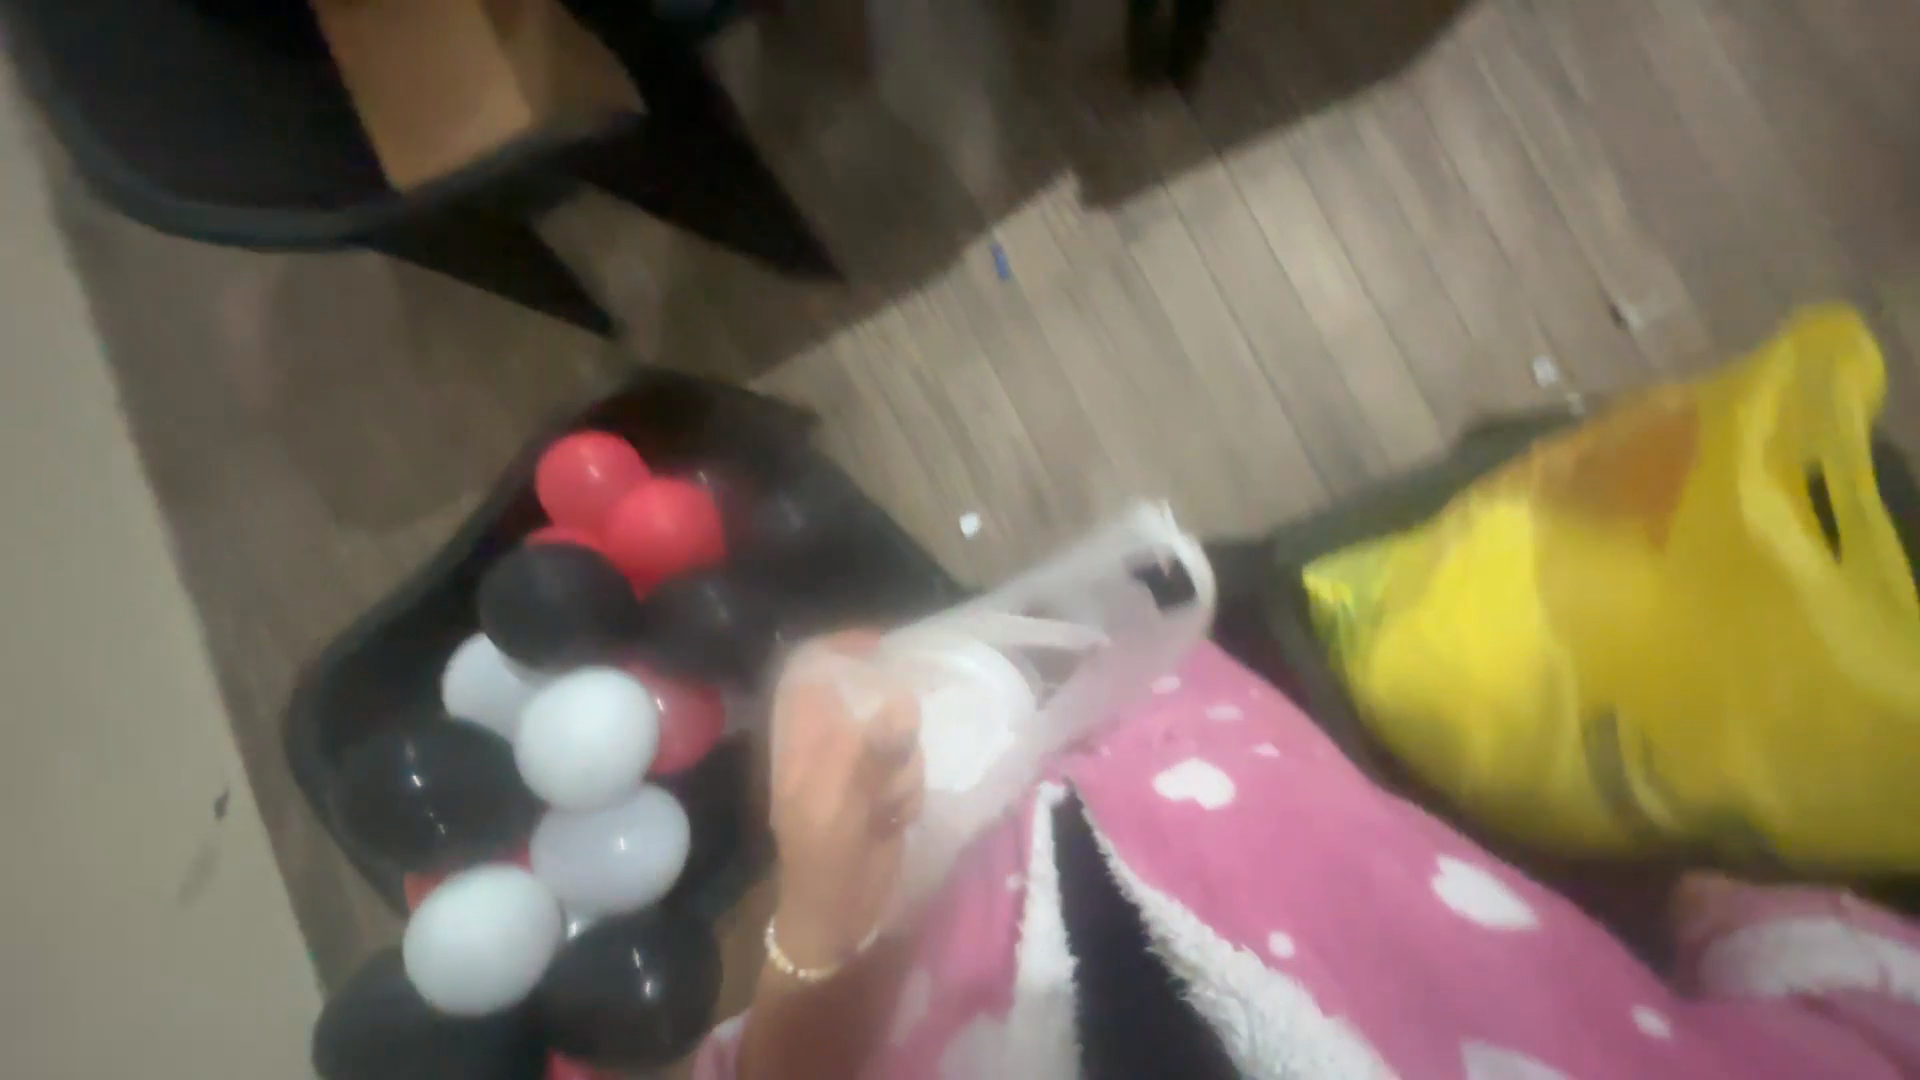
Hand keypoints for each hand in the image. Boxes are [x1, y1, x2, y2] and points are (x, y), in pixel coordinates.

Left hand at [767, 632, 922, 970]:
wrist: (838, 917)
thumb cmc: (822, 857)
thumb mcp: (839, 802)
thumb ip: (870, 749)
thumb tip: (903, 699)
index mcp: (802, 738)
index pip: (813, 671)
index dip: (841, 649)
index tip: (880, 646)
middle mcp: (830, 742)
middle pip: (871, 702)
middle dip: (893, 735)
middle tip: (892, 764)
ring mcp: (860, 765)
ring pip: (900, 738)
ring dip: (901, 773)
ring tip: (884, 807)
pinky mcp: (885, 787)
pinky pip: (911, 768)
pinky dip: (908, 794)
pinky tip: (893, 820)